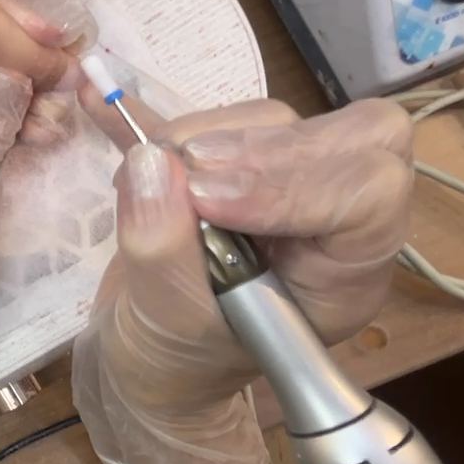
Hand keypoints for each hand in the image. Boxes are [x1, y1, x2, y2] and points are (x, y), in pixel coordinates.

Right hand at [70, 98, 414, 463]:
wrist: (148, 361)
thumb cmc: (174, 364)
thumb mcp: (170, 325)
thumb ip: (164, 252)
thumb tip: (149, 164)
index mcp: (343, 271)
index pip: (366, 192)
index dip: (289, 179)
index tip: (202, 198)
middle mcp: (326, 217)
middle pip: (338, 137)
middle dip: (251, 146)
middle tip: (178, 176)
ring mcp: (275, 185)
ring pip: (267, 121)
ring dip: (195, 136)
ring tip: (134, 180)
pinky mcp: (218, 168)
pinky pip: (196, 124)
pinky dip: (145, 113)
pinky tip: (97, 99)